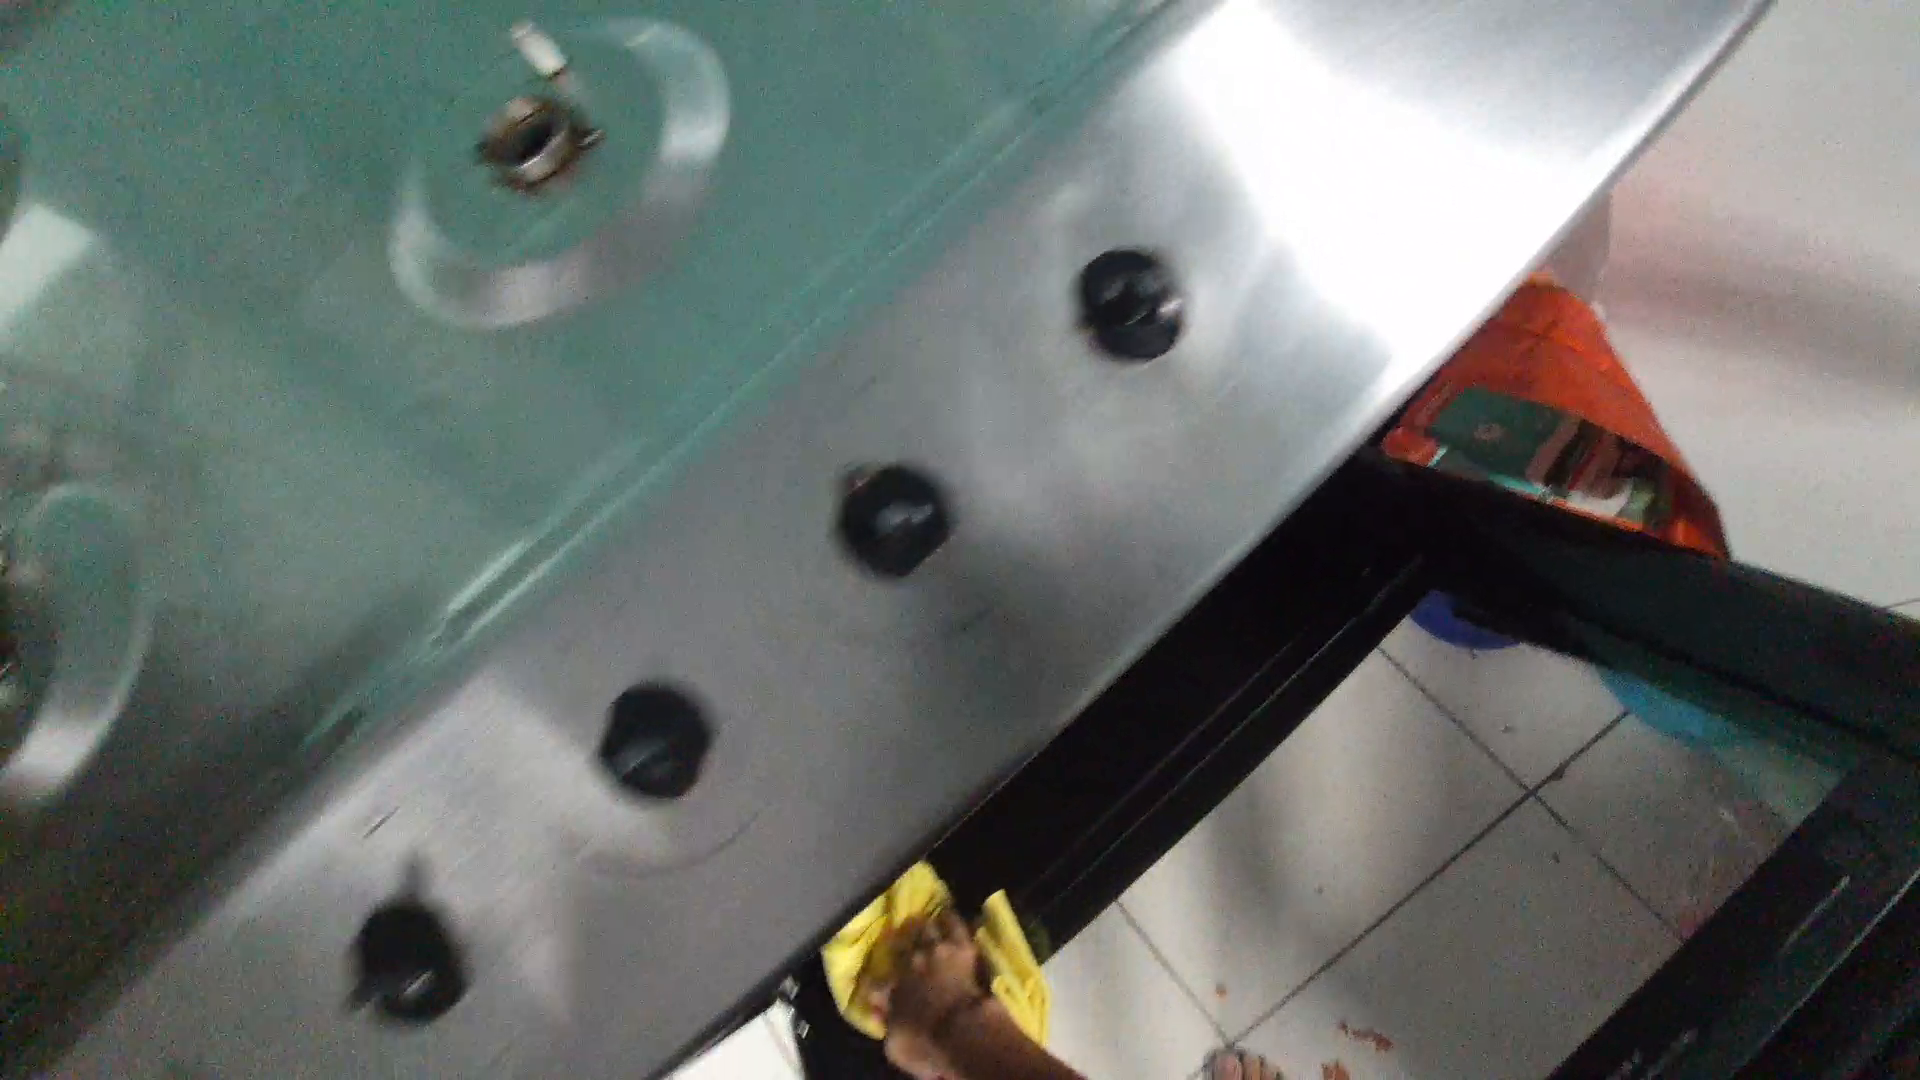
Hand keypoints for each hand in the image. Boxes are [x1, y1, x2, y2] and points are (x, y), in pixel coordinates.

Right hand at [865, 909, 993, 1078]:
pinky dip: (950, 918)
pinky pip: (954, 922)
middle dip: (900, 941)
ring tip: (925, 923)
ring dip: (924, 927)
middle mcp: (910, 963)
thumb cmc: (928, 1045)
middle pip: (901, 944)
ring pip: (925, 927)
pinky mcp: (960, 946)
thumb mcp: (897, 1046)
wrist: (961, 1031)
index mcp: (892, 989)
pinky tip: (948, 915)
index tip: (875, 984)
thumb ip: (886, 1026)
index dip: (875, 984)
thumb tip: (878, 1014)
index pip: (875, 984)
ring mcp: (935, 950)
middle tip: (902, 939)